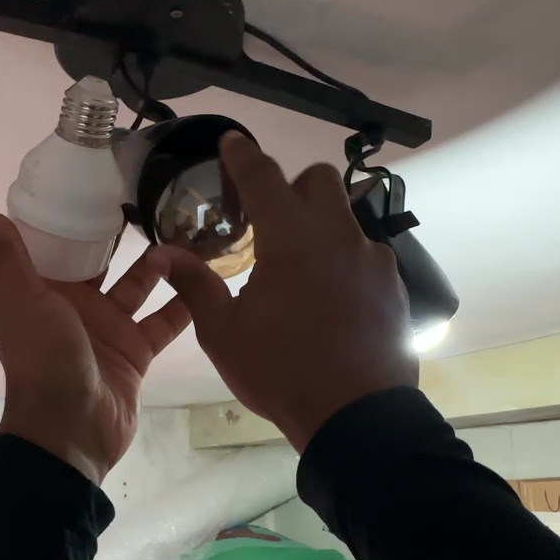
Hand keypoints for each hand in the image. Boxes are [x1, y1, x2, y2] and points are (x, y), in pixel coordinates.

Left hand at [0, 204, 191, 484]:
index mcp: (43, 291)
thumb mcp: (20, 297)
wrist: (71, 426)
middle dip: (123, 236)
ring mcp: (108, 331)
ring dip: (160, 265)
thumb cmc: (42, 356)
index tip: (101, 180)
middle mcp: (76, 307)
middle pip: (102, 264)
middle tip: (155, 197)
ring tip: (184, 235)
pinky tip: (207, 276)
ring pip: (138, 288)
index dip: (75, 217)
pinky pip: (163, 322)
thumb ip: (6, 253)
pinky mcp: (136, 353)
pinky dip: (183, 304)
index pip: (60, 246)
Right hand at [154, 133, 416, 451]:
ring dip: (318, 227)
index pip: (264, 176)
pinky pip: (364, 256)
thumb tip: (167, 253)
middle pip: (318, 181)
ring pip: (345, 219)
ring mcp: (372, 260)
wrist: (354, 416)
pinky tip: (328, 301)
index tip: (231, 144)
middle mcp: (337, 236)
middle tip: (267, 219)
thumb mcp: (223, 333)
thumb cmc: (280, 371)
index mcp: (291, 238)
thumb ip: (196, 285)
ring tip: (297, 270)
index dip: (242, 156)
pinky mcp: (392, 287)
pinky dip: (341, 263)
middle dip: (291, 187)